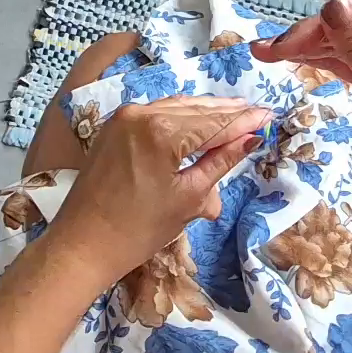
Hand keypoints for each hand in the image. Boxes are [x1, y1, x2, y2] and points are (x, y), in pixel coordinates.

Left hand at [45, 96, 269, 287]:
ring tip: (234, 113)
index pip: (214, 122)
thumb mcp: (188, 198)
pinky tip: (197, 120)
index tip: (269, 115)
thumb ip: (219, 162)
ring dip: (204, 112)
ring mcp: (124, 117)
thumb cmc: (138, 230)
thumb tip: (250, 138)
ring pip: (176, 107)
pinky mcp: (114, 125)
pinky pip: (156, 113)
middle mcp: (142, 113)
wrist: (82, 244)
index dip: (243, 120)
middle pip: (196, 109)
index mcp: (162, 131)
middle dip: (227, 112)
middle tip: (257, 112)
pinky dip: (180, 116)